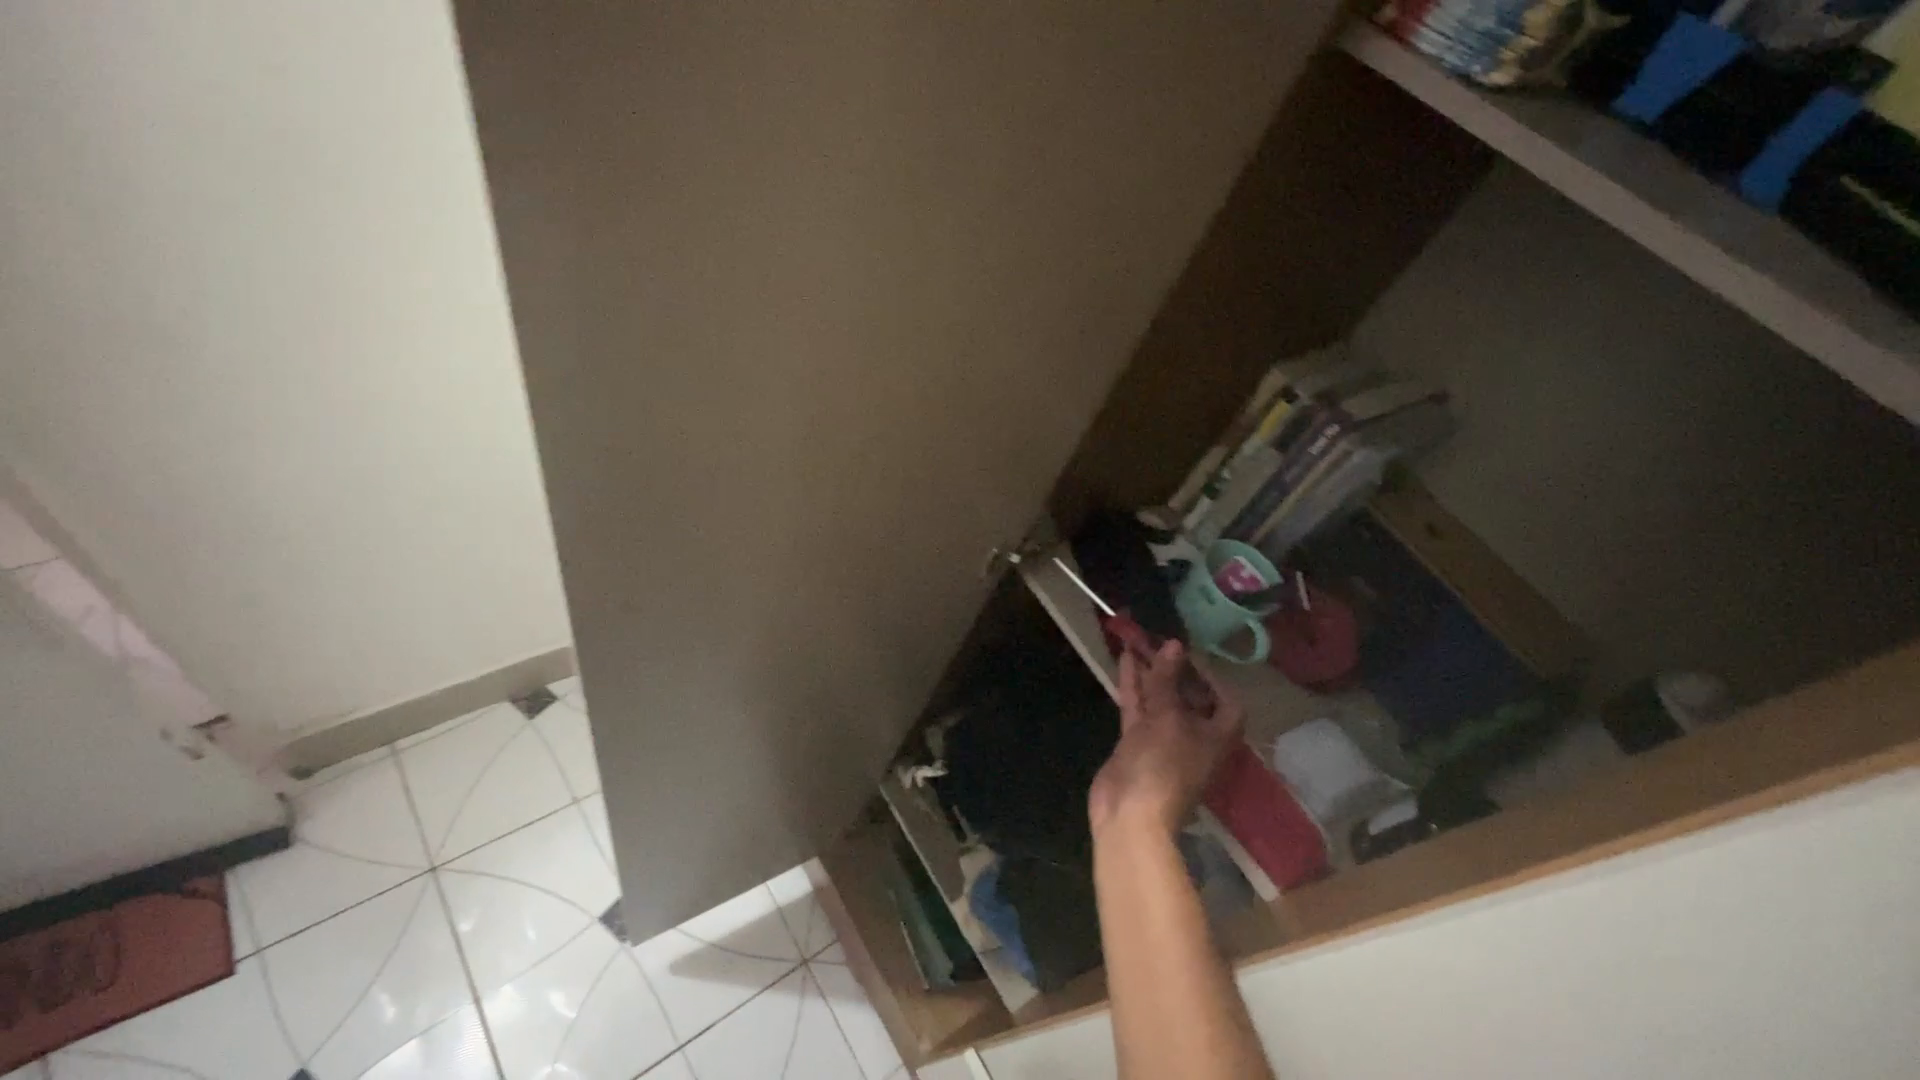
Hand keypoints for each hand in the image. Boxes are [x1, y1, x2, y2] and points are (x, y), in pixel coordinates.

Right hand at [1088, 640, 1243, 840]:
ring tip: (1139, 640)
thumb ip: (1168, 680)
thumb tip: (1174, 644)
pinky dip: (1134, 685)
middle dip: (1175, 668)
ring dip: (1152, 672)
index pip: (1226, 699)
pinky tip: (1125, 659)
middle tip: (1159, 640)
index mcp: (1219, 735)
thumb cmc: (1164, 765)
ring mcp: (1164, 739)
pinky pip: (1139, 708)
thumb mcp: (1168, 718)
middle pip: (1190, 696)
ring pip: (1161, 699)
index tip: (1190, 653)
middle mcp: (1196, 735)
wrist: (1130, 813)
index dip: (1212, 675)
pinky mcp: (1138, 742)